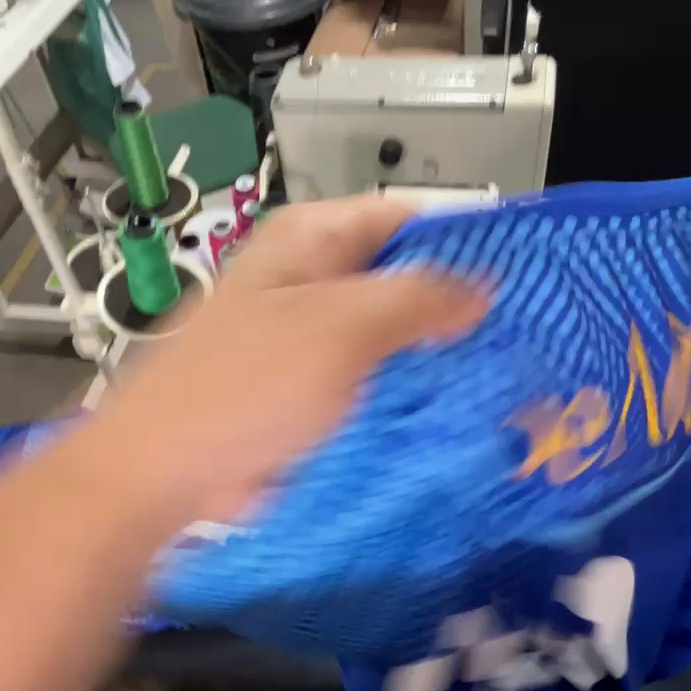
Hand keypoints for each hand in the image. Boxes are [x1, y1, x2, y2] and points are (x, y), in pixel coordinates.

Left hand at [85, 196, 486, 522]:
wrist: (167, 474)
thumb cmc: (244, 388)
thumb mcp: (339, 327)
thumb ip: (415, 297)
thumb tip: (481, 284)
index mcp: (309, 241)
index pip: (405, 216)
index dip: (463, 238)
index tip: (523, 271)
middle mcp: (311, 283)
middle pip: (400, 280)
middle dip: (454, 307)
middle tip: (520, 336)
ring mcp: (310, 343)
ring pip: (389, 339)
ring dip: (433, 358)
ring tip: (501, 376)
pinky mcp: (310, 395)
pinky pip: (371, 386)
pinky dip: (406, 397)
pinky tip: (452, 413)